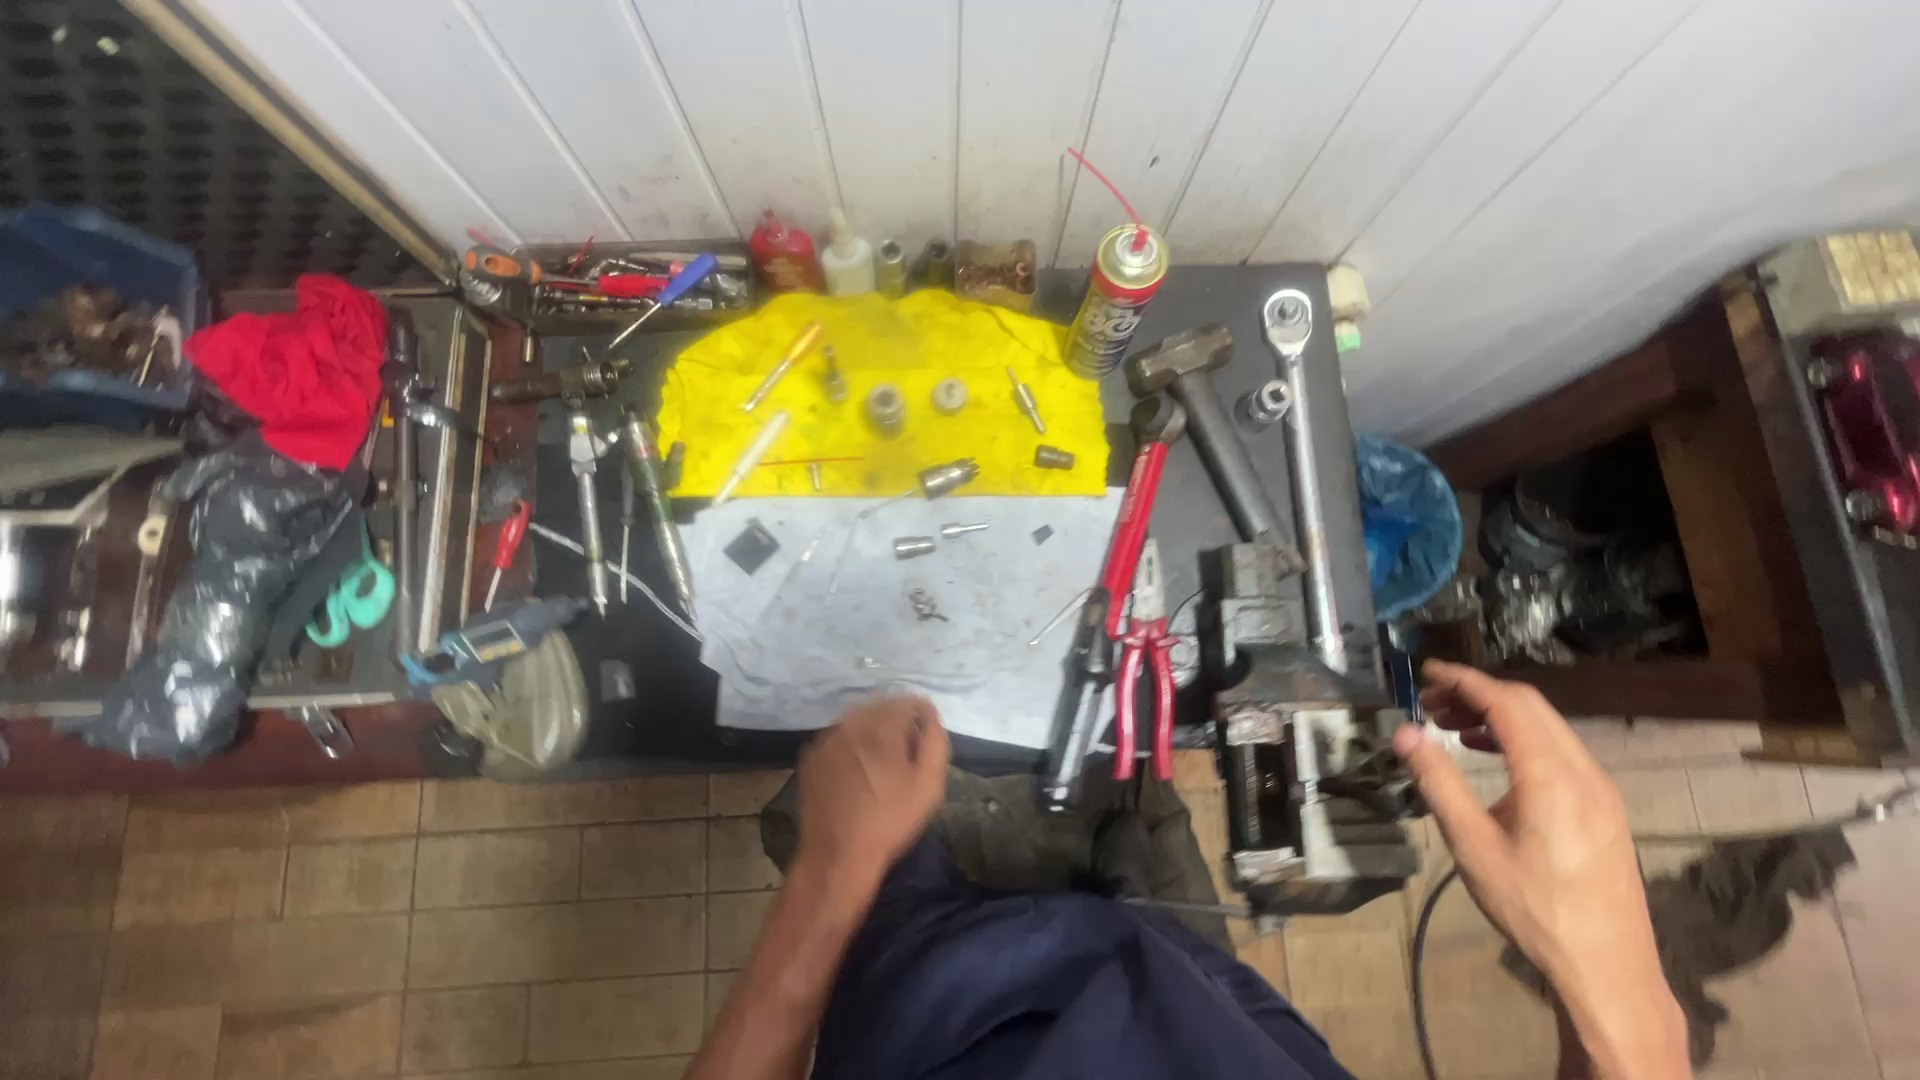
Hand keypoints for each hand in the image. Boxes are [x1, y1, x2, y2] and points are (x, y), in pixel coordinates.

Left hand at [795, 695, 949, 884]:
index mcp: (882, 726)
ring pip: (858, 721)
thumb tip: (931, 716)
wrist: (837, 855)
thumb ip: (934, 742)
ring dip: (874, 732)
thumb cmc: (889, 820)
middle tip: (906, 752)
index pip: (908, 701)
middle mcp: (851, 723)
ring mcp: (827, 739)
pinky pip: (838, 738)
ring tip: (882, 763)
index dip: (922, 717)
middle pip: (882, 707)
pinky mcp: (811, 756)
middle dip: (897, 722)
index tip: (925, 740)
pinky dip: (852, 745)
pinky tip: (857, 772)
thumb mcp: (928, 785)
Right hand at [1395, 661, 1687, 1078]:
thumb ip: (1439, 781)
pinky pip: (1559, 750)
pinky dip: (1519, 738)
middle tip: (1429, 703)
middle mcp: (1583, 772)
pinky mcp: (1603, 807)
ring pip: (1547, 727)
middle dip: (1477, 694)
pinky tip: (1490, 755)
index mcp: (1552, 776)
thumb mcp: (1472, 844)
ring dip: (1498, 715)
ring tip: (1451, 727)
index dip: (1464, 680)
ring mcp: (1600, 790)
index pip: (1507, 703)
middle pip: (1530, 706)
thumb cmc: (1531, 906)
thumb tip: (1404, 732)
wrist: (1607, 967)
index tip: (1426, 673)